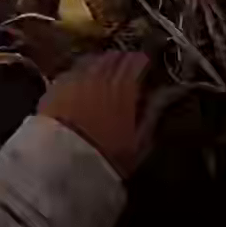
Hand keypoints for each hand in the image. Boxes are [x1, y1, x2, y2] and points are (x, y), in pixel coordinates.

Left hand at [39, 51, 149, 176]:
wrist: (58, 170)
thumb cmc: (106, 158)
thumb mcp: (140, 141)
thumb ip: (155, 111)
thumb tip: (170, 91)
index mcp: (126, 84)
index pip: (139, 59)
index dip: (145, 63)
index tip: (149, 71)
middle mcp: (101, 73)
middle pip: (116, 56)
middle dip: (124, 61)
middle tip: (128, 75)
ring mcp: (76, 76)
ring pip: (94, 59)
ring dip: (102, 65)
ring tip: (105, 79)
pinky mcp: (54, 85)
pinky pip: (73, 70)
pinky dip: (81, 74)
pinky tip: (82, 87)